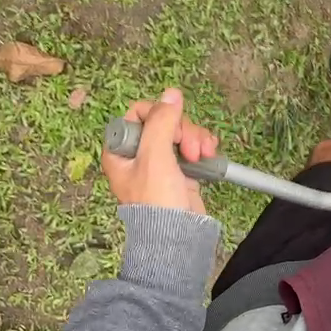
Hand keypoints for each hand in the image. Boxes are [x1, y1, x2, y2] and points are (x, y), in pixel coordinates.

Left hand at [102, 88, 217, 214]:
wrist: (177, 237)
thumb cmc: (157, 201)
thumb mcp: (155, 157)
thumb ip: (162, 122)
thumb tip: (172, 93)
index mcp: (120, 149)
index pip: (139, 113)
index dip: (160, 116)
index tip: (173, 131)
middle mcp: (138, 153)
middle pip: (164, 121)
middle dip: (184, 131)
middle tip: (192, 150)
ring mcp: (160, 161)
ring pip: (181, 132)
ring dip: (196, 138)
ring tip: (204, 155)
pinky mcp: (180, 170)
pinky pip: (192, 146)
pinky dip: (202, 146)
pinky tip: (210, 155)